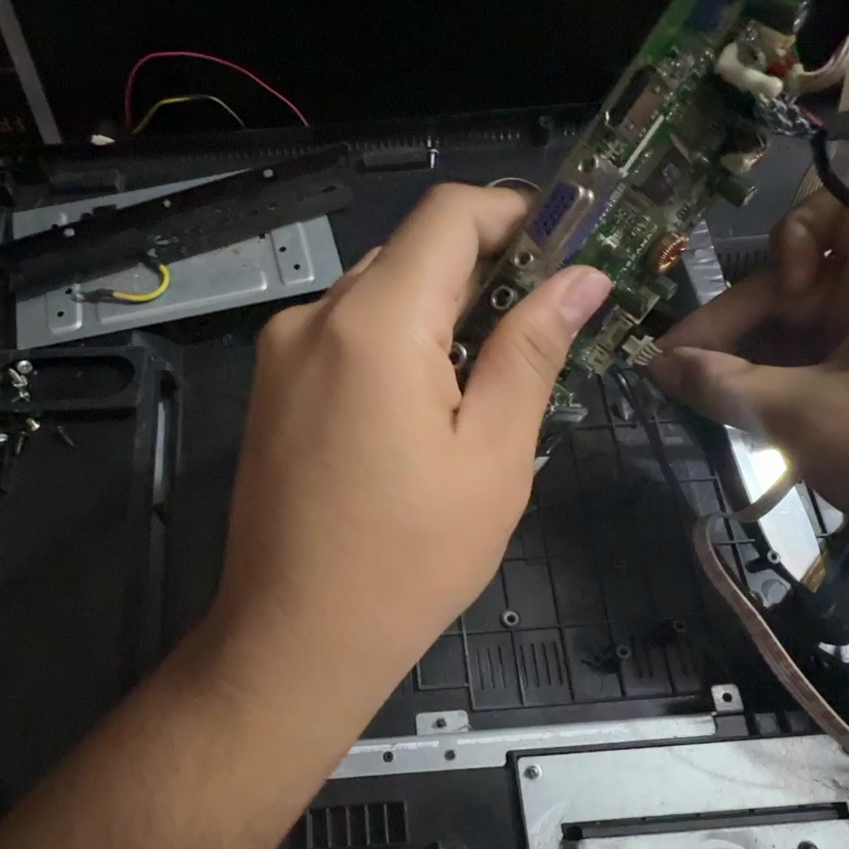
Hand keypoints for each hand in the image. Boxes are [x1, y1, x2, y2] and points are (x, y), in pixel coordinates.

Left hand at [209, 185, 611, 686]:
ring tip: (482, 379)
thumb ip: (530, 353)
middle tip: (537, 328)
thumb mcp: (491, 456)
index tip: (561, 251)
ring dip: (436, 312)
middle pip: (409, 251)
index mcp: (374, 323)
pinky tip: (421, 403)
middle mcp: (314, 318)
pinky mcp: (269, 388)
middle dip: (480, 271)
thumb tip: (579, 280)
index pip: (448, 215)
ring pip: (375, 293)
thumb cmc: (407, 559)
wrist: (295, 635)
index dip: (512, 214)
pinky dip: (392, 343)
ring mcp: (281, 353)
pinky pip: (341, 335)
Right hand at [648, 167, 848, 569]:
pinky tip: (750, 410)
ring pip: (809, 322)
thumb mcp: (801, 419)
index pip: (839, 200)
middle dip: (739, 321)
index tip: (777, 297)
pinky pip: (829, 354)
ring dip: (756, 355)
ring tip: (706, 398)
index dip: (791, 235)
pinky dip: (786, 375)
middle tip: (678, 371)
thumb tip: (655, 365)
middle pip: (804, 276)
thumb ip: (720, 385)